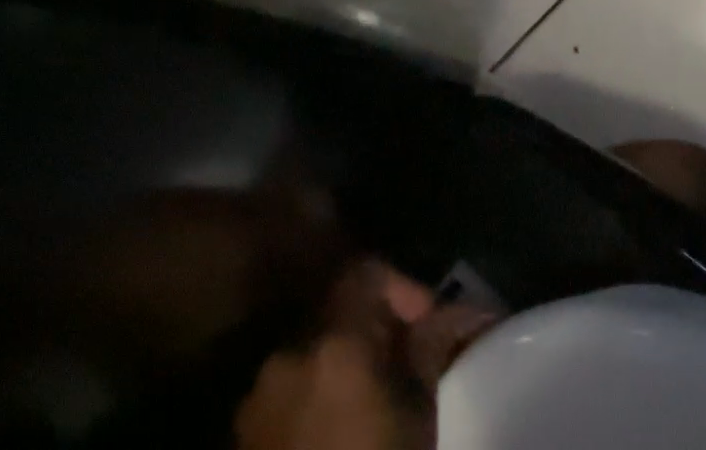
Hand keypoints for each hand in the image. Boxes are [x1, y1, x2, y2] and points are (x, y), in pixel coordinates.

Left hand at [236, 261, 498, 449]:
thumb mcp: (418, 414)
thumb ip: (431, 348)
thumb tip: (462, 311)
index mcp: (336, 341)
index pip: (367, 272)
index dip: (401, 288)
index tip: (426, 324)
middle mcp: (289, 352)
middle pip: (338, 314)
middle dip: (374, 332)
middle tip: (407, 367)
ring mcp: (259, 393)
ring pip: (312, 354)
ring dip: (343, 366)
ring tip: (371, 408)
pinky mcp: (243, 431)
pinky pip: (288, 391)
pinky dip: (315, 397)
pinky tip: (335, 436)